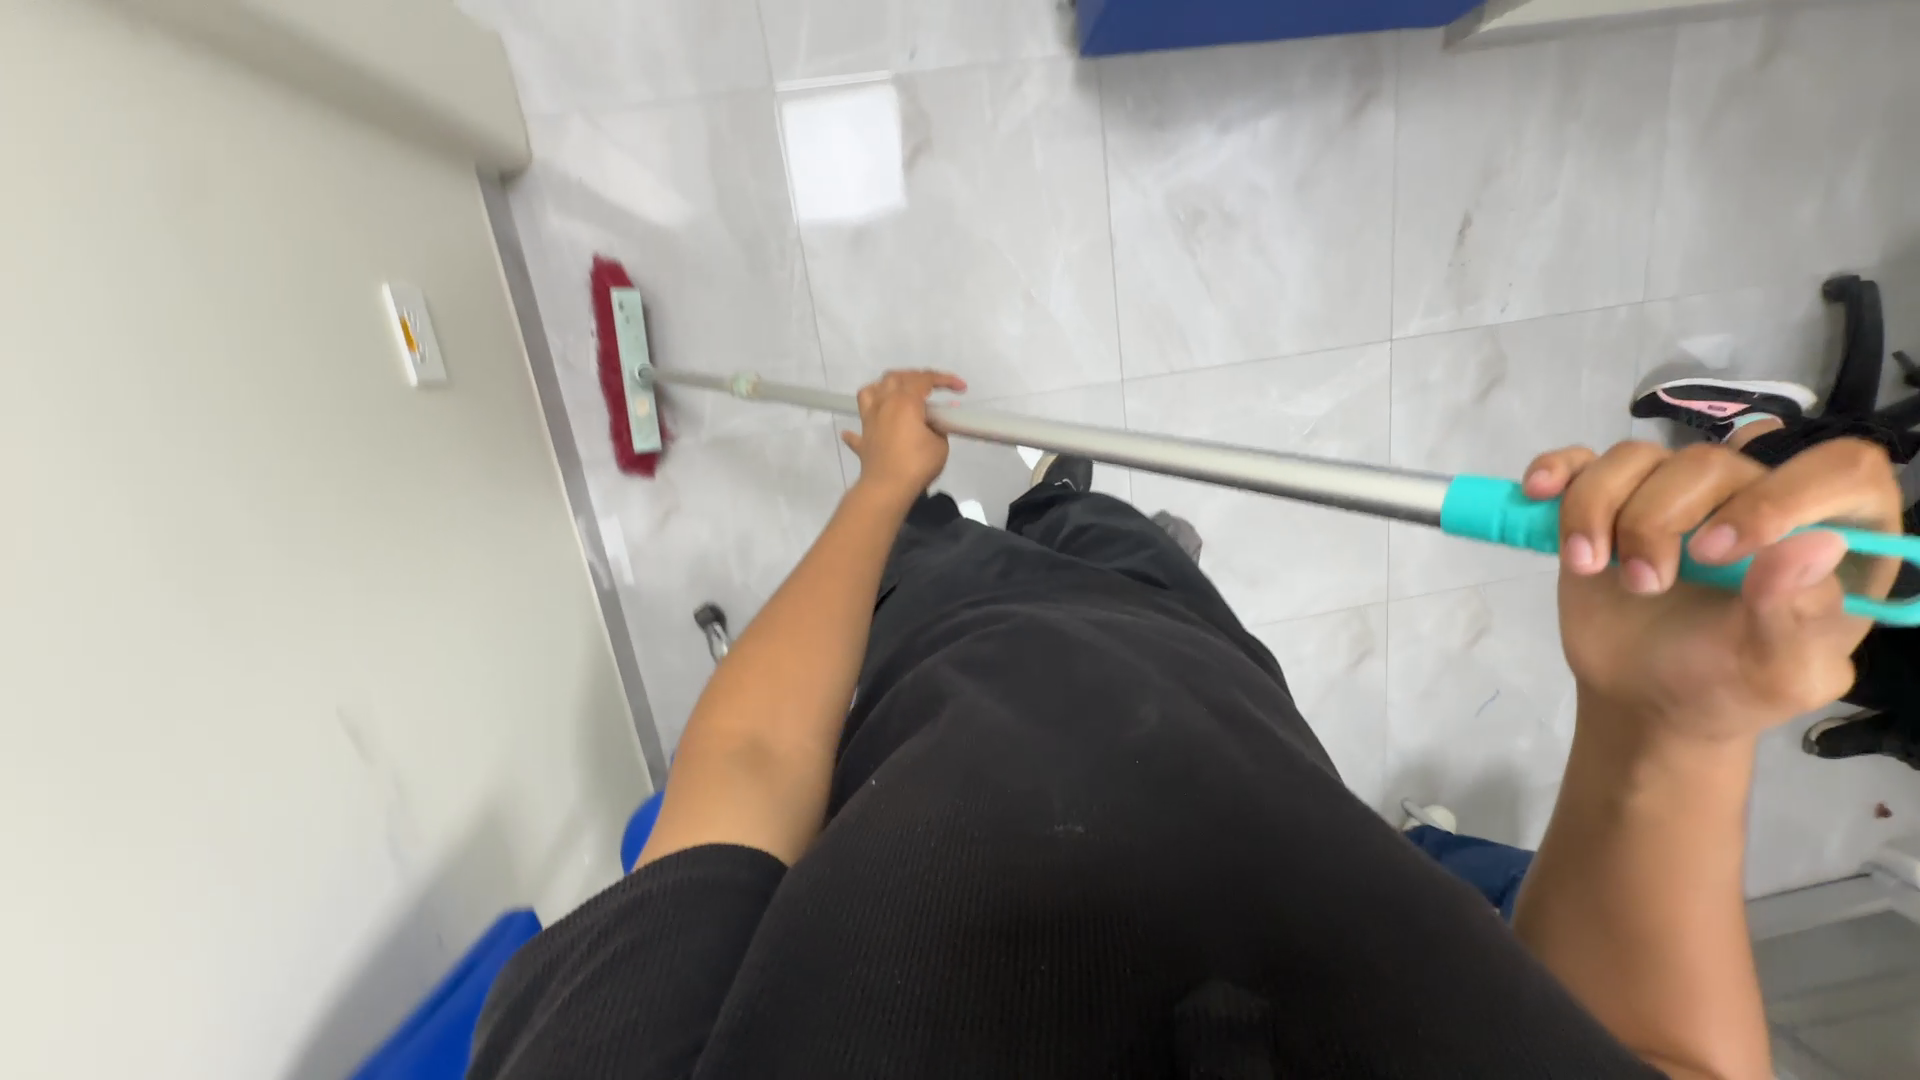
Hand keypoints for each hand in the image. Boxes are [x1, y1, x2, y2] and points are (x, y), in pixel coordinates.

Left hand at [842, 370, 966, 500]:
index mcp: (905, 401)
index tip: (961, 389)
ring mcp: (869, 420)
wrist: (887, 488)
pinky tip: (865, 430)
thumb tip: (931, 424)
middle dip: (915, 377)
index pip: (926, 379)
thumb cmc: (917, 464)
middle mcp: (884, 403)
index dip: (945, 380)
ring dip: (883, 388)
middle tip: (931, 387)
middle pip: (895, 377)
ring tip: (896, 395)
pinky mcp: (862, 440)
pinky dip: (861, 428)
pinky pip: (857, 430)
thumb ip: (938, 428)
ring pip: (870, 392)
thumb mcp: (940, 445)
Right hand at [1522, 438, 1902, 743]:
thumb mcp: (1779, 670)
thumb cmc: (1726, 687)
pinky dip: (1554, 468)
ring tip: (1588, 567)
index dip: (1774, 498)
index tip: (1715, 555)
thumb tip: (1813, 545)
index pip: (1833, 470)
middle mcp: (1751, 496)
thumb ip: (1800, 613)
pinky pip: (1578, 461)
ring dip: (1595, 510)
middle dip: (1656, 522)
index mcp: (1825, 529)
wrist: (1642, 694)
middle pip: (1706, 462)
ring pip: (1632, 458)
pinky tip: (1539, 493)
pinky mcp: (1604, 502)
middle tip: (1644, 585)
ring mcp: (1669, 496)